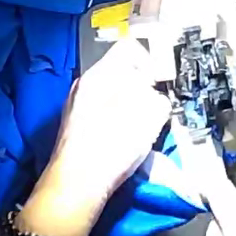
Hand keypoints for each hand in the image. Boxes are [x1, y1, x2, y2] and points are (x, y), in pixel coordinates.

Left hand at [23, 37, 168, 235]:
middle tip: (154, 106)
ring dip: (131, 103)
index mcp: (100, 74)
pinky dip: (118, 118)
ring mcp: (77, 105)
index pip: (130, 47)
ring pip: (114, 92)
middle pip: (122, 70)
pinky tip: (124, 139)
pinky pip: (104, 110)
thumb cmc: (111, 147)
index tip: (160, 81)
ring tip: (141, 126)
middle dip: (142, 85)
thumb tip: (155, 93)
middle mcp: (85, 85)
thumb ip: (157, 94)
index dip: (151, 61)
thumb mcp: (149, 114)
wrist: (75, 188)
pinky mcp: (77, 127)